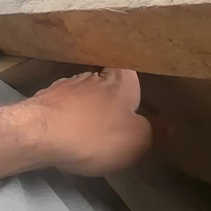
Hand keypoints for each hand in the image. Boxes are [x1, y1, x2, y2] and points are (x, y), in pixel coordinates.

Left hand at [20, 68, 150, 175]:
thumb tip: (172, 124)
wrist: (39, 134)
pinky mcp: (45, 99)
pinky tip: (66, 131)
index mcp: (120, 81)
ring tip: (90, 127)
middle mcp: (93, 76)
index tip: (135, 96)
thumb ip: (155, 131)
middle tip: (116, 117)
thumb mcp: (136, 139)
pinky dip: (66, 116)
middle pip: (106, 81)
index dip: (133, 82)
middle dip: (110, 97)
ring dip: (86, 107)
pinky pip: (62, 106)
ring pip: (82, 93)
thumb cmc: (95, 134)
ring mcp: (66, 85)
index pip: (131, 71)